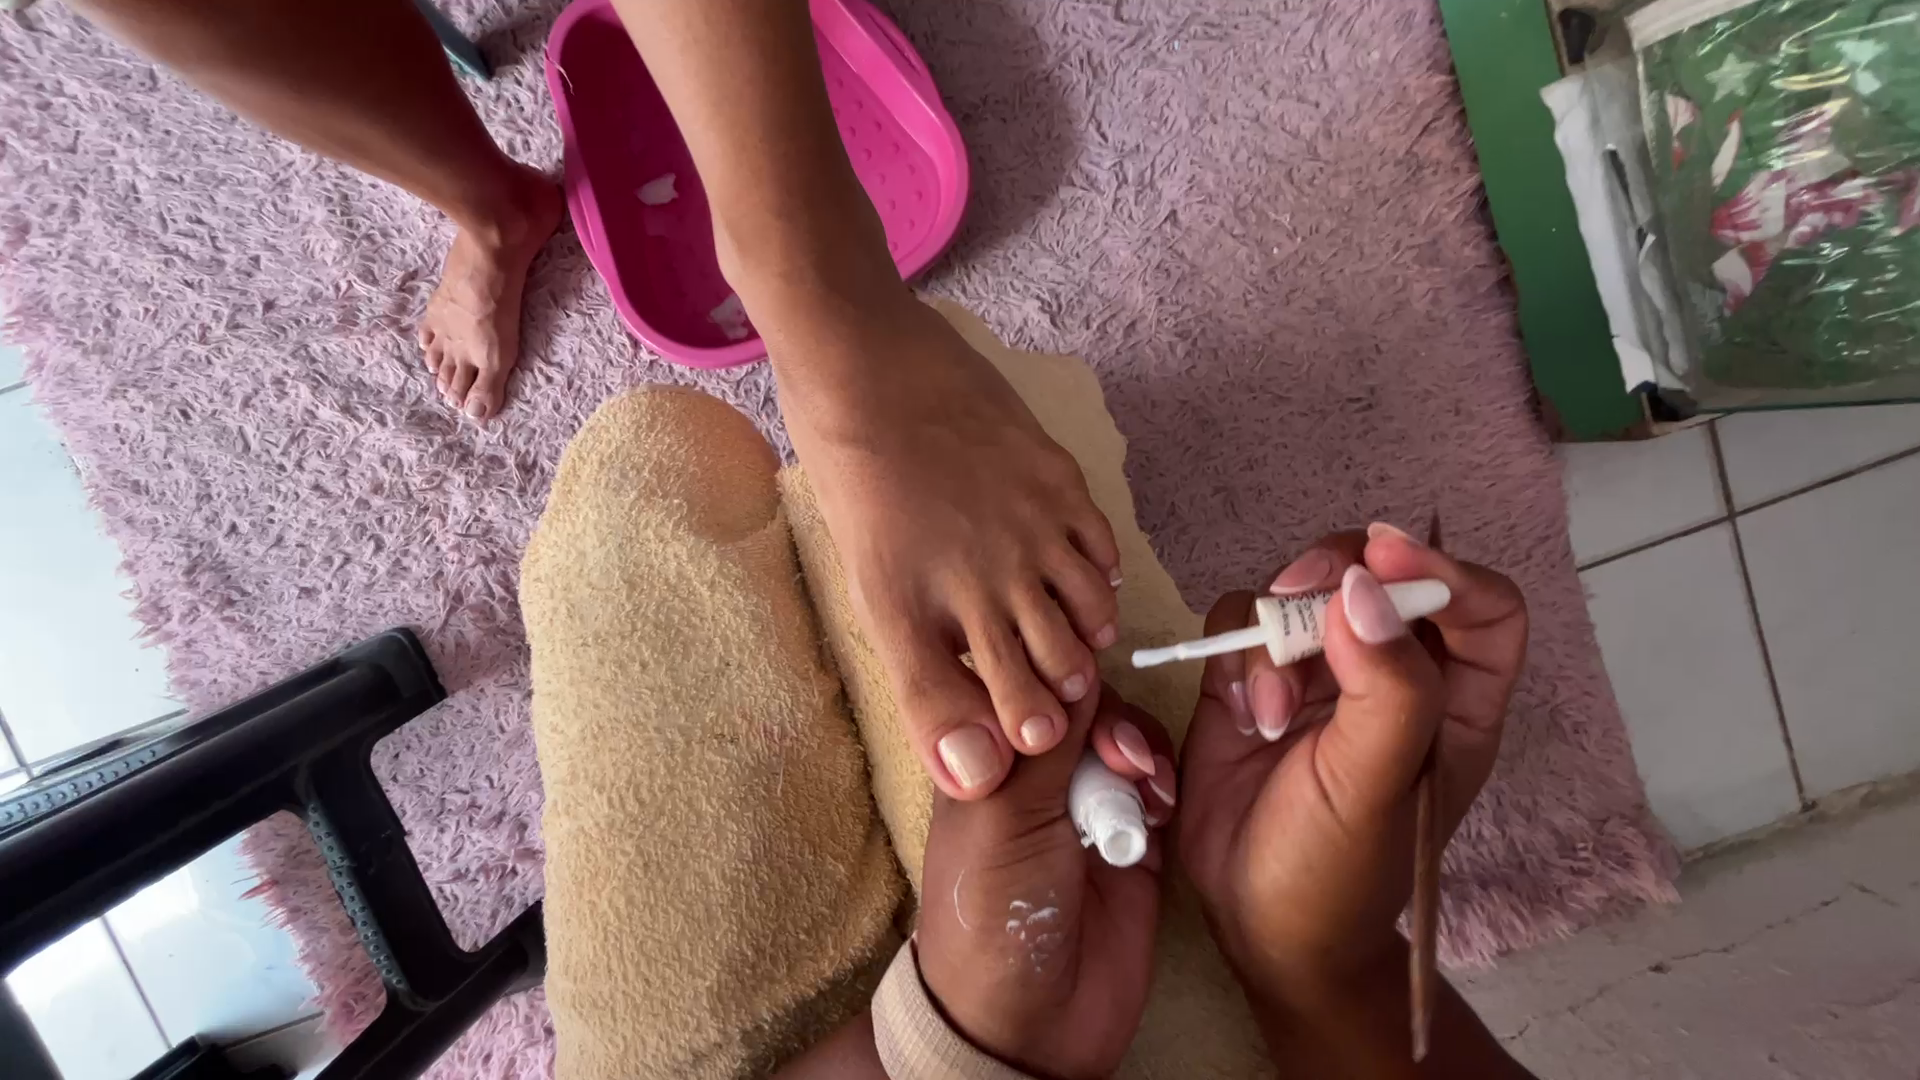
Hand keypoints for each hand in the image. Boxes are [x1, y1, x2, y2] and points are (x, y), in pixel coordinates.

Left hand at [779, 295, 1121, 798]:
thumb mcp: (869, 589)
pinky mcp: (1058, 478)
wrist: (865, 367)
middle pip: (1059, 666)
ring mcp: (1032, 524)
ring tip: (1072, 641)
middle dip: (1059, 693)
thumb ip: (923, 683)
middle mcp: (991, 578)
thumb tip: (974, 775)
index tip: (1032, 737)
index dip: (1027, 731)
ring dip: (1083, 639)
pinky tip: (1082, 578)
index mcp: (931, 614)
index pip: (1007, 707)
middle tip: (1056, 691)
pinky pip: (1102, 550)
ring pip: (1090, 614)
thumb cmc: (853, 481)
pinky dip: (1099, 578)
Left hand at [916, 685, 1175, 1077]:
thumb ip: (1045, 744)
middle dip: (1106, 719)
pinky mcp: (1131, 834)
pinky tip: (1157, 806)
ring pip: (1122, 737)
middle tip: (1121, 759)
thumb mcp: (1007, 817)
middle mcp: (1037, 770)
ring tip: (1142, 787)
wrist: (1033, 1024)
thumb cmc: (996, 908)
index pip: (1025, 685)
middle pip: (1081, 706)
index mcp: (989, 756)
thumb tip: (1076, 668)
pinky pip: (1154, 783)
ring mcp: (1086, 800)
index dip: (1057, 673)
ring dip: (1138, 750)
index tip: (1087, 679)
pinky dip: (1160, 783)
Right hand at [1177, 524, 1526, 1004]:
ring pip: (1293, 592)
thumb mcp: (1378, 784)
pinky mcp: (1248, 676)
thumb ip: (1388, 686)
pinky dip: (1231, 652)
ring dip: (1270, 635)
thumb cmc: (1337, 867)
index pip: (1477, 605)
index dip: (1439, 568)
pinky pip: (1238, 623)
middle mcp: (1382, 671)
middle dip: (1329, 574)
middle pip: (1370, 574)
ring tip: (1264, 711)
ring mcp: (1310, 670)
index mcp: (1449, 698)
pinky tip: (1238, 711)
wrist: (1254, 914)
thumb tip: (1363, 586)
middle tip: (1291, 594)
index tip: (1383, 555)